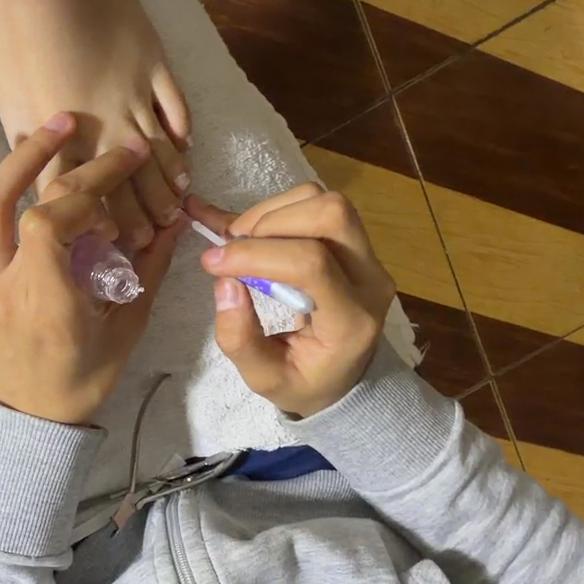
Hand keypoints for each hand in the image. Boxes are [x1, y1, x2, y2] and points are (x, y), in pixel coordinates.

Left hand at [0, 0, 190, 251]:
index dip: (103, 223)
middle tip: (154, 239)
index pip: (87, 196)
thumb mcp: (10, 97)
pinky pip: (175, 106)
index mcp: (60, 139)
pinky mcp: (152, 59)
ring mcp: (132, 92)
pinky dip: (183, 132)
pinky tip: (187, 152)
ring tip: (177, 210)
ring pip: (158, 152)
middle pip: (128, 182)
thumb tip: (51, 176)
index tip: (115, 245)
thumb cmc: (6, 27)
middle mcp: (101, 125)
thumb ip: (35, 142)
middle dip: (141, 214)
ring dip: (167, 183)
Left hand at [0, 112, 184, 424]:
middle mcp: (1, 286)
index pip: (51, 221)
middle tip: (78, 123)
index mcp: (45, 301)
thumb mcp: (128, 325)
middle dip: (47, 156)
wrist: (36, 414)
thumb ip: (149, 269)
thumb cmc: (86, 375)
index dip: (86, 188)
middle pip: (10, 203)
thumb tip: (175, 220)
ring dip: (2, 159)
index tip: (118, 175)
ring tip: (34, 128)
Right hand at [191, 185, 397, 417]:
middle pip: (330, 215)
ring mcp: (369, 257)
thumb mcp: (265, 379)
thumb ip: (240, 340)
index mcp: (351, 322)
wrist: (343, 379)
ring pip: (325, 201)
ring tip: (242, 242)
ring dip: (273, 212)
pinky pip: (319, 204)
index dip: (256, 255)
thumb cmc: (304, 382)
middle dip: (269, 222)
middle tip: (234, 248)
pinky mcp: (356, 244)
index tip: (213, 264)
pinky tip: (252, 232)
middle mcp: (370, 280)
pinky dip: (279, 209)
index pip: (311, 264)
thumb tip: (225, 284)